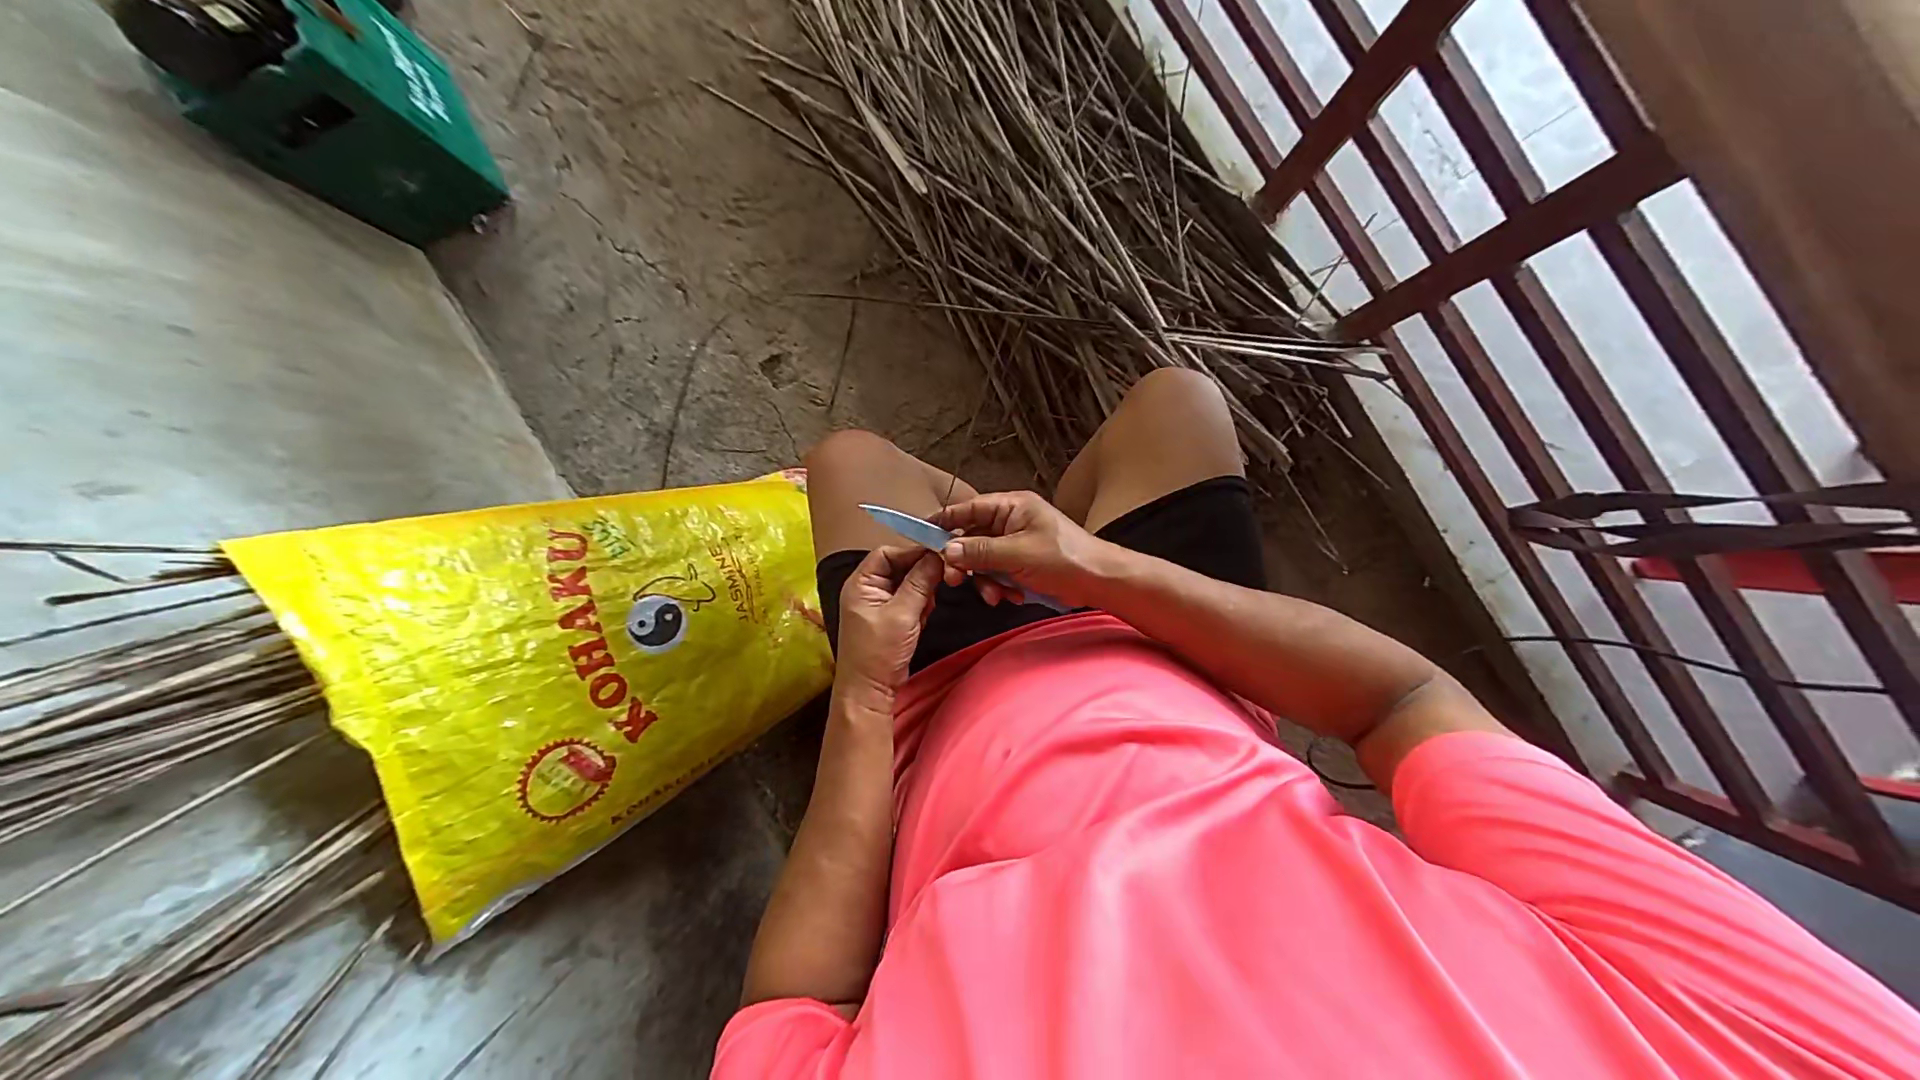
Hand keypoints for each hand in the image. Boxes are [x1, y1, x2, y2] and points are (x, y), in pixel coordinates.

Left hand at [834, 545, 942, 705]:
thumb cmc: (878, 652)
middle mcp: (868, 588)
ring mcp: (879, 603)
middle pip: (901, 567)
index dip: (913, 552)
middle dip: (922, 575)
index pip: (889, 553)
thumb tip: (939, 555)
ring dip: (923, 592)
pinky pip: (910, 600)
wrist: (870, 690)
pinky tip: (924, 617)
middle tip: (941, 582)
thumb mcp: (903, 613)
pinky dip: (921, 605)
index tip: (939, 556)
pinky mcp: (891, 617)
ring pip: (909, 583)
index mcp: (861, 582)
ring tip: (927, 608)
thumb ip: (921, 581)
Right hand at [930, 492, 1114, 607]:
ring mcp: (1016, 542)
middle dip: (966, 562)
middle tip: (958, 580)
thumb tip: (947, 550)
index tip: (923, 536)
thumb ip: (979, 551)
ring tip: (996, 595)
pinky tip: (1011, 596)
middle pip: (971, 537)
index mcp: (1012, 507)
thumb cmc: (1066, 558)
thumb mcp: (1017, 554)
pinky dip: (999, 585)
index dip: (944, 522)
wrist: (1099, 581)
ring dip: (985, 579)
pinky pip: (998, 572)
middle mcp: (1011, 520)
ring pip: (983, 559)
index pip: (968, 509)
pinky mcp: (1022, 563)